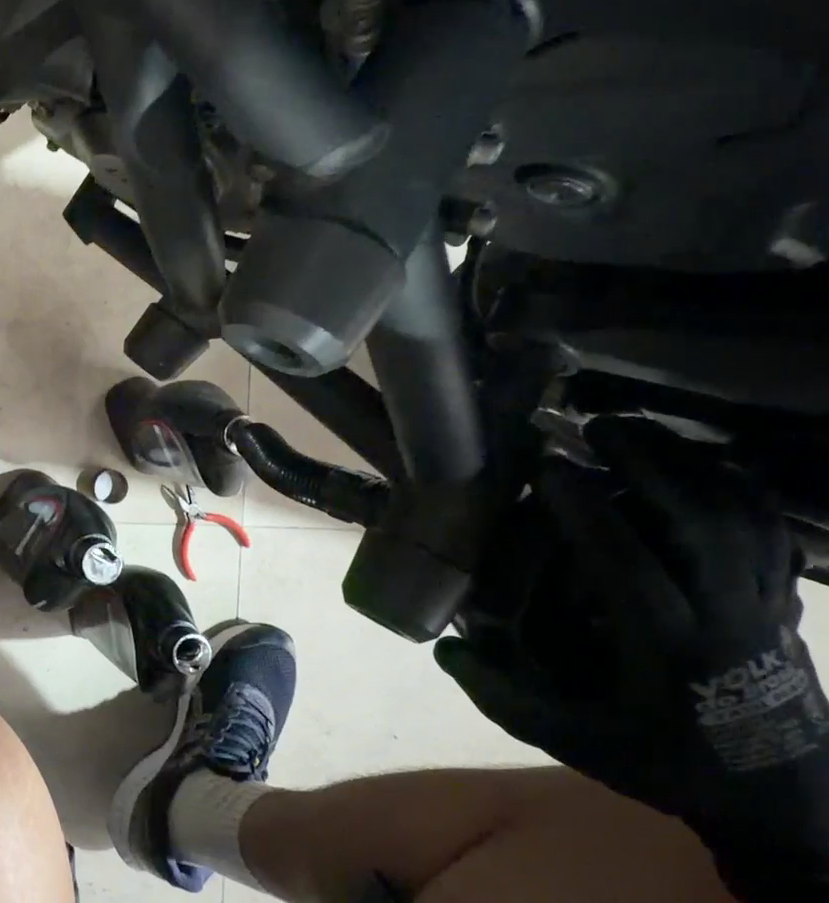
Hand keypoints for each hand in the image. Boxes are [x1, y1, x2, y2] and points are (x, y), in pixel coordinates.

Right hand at [435, 417, 828, 899]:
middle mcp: (724, 619)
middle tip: (597, 428)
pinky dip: (737, 489)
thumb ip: (503, 698)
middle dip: (651, 465)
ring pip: (743, 519)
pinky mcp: (784, 605)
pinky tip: (698, 465)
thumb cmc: (666, 763)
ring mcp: (764, 609)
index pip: (629, 565)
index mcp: (669, 651)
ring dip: (693, 465)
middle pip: (702, 523)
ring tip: (642, 433)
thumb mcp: (575, 743)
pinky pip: (770, 532)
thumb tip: (444, 649)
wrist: (782, 801)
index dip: (588, 511)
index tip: (549, 469)